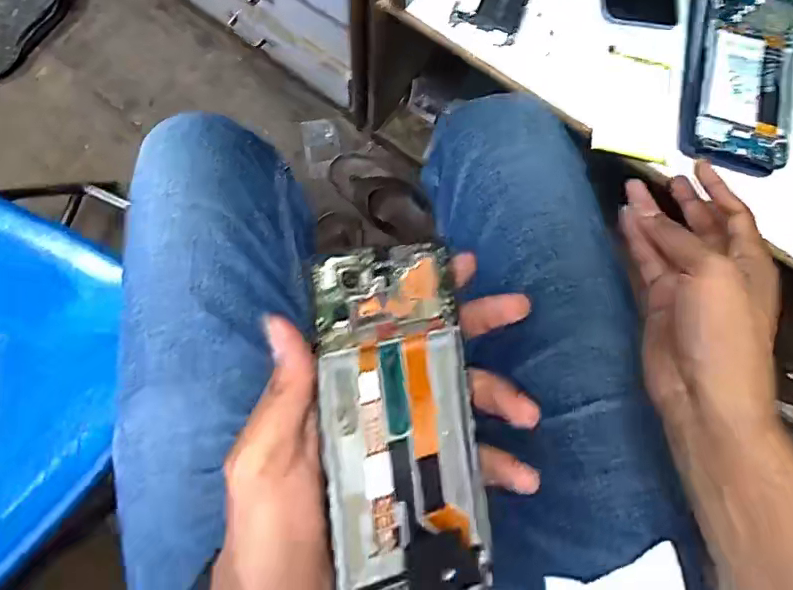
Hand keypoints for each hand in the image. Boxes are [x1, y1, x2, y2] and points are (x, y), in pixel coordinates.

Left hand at [213, 254, 538, 589]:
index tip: (457, 267)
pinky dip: (499, 465)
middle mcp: (377, 404)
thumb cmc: (268, 526)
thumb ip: (282, 395)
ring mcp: (403, 444)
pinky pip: (468, 465)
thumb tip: (279, 320)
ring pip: (460, 402)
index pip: (382, 326)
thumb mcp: (264, 458)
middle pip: (432, 351)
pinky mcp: (423, 488)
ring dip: (500, 397)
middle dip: (477, 324)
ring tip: (527, 413)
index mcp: (339, 386)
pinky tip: (521, 477)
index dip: (420, 293)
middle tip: (517, 307)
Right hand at [619, 158, 781, 435]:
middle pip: (700, 225)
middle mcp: (719, 272)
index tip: (700, 164)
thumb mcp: (712, 273)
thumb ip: (676, 238)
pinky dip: (636, 239)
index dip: (719, 188)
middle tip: (662, 177)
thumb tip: (643, 211)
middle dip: (683, 200)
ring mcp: (687, 287)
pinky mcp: (660, 301)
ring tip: (632, 189)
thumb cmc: (726, 334)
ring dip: (652, 215)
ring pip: (667, 240)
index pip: (735, 215)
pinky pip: (646, 260)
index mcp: (748, 264)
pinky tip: (625, 219)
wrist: (705, 397)